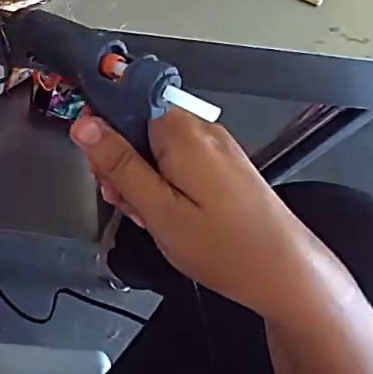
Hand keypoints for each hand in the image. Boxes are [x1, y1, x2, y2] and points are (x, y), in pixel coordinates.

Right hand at [70, 109, 357, 324]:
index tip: (96, 159)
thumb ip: (118, 163)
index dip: (102, 125)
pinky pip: (175, 160)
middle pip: (137, 124)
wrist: (287, 276)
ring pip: (153, 145)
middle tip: (122, 197)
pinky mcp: (219, 165)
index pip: (126, 98)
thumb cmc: (227, 248)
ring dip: (138, 175)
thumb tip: (85, 126)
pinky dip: (160, 181)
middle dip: (118, 158)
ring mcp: (213, 148)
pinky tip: (163, 211)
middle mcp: (201, 131)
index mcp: (183, 134)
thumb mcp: (157, 209)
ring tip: (146, 212)